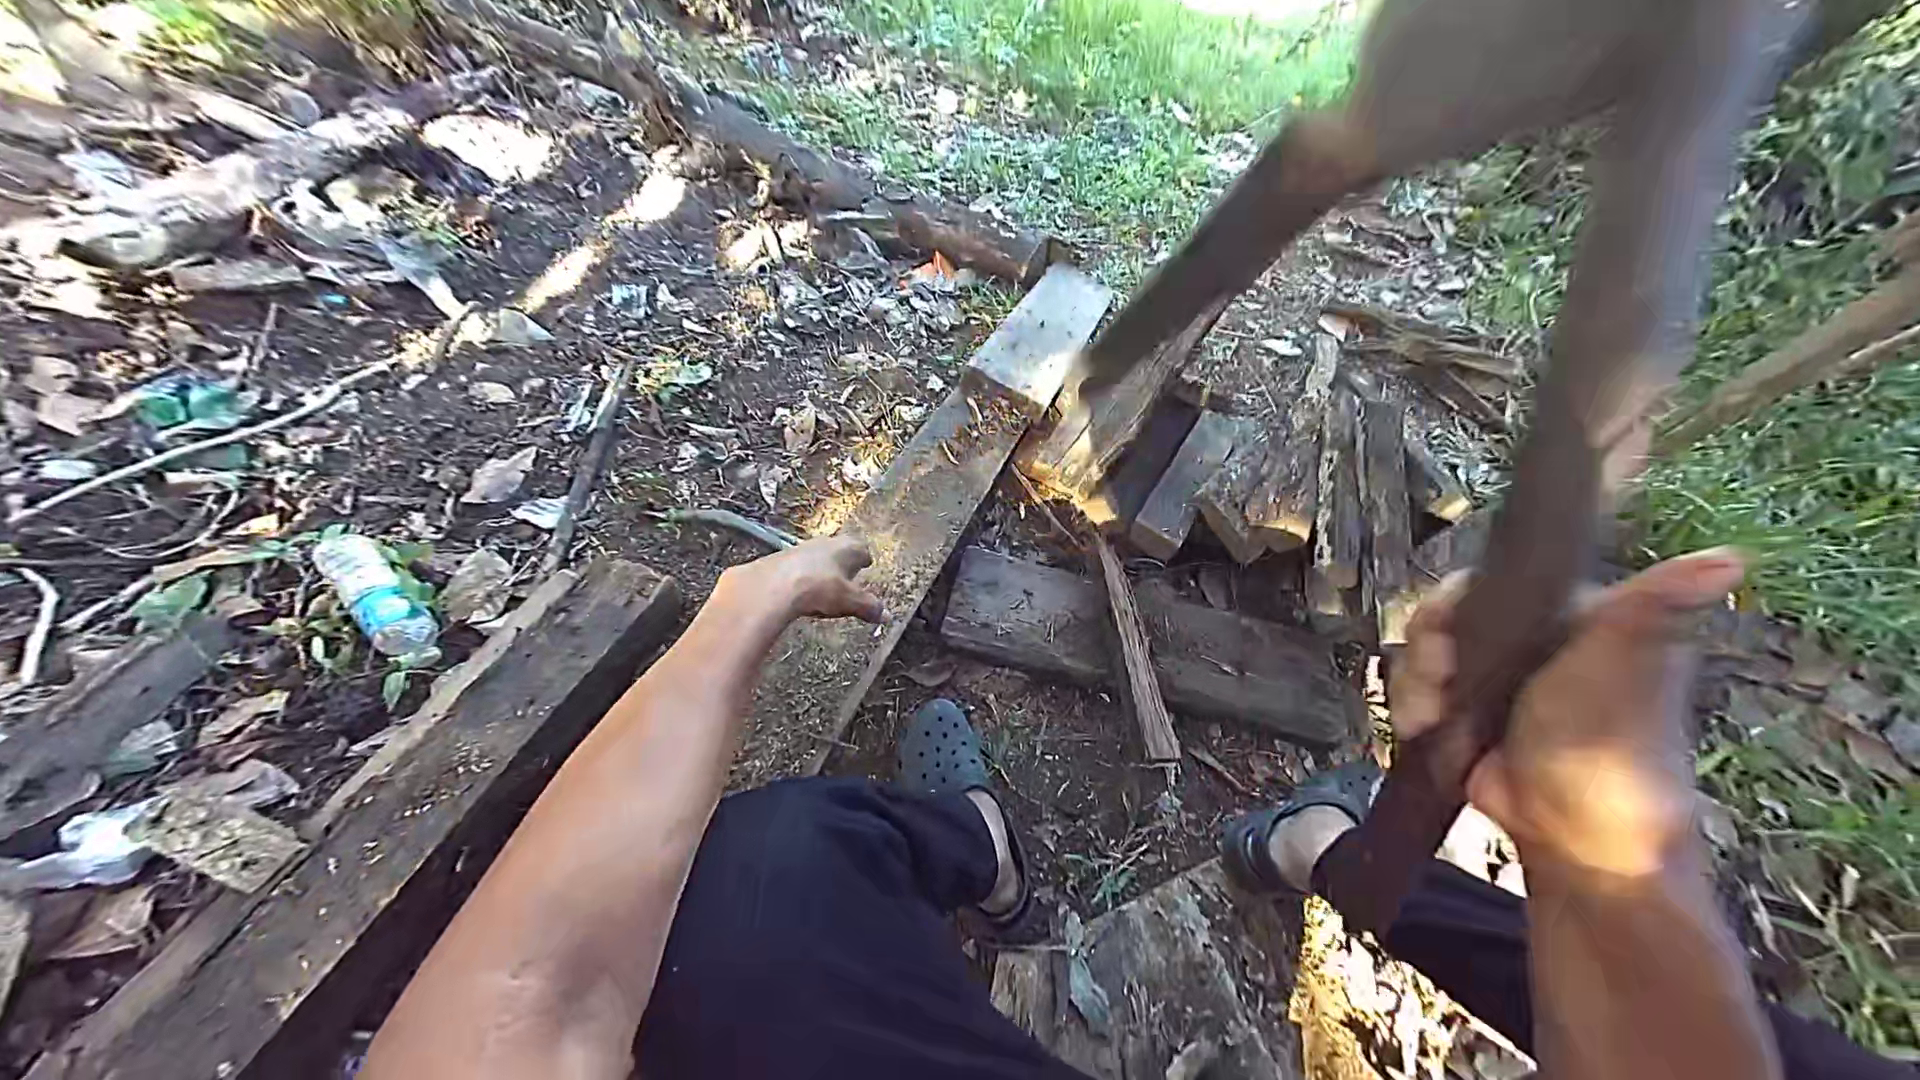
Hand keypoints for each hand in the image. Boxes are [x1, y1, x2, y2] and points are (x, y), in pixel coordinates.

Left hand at [724, 536, 885, 623]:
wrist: (769, 587)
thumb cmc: (818, 588)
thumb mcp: (849, 601)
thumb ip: (868, 607)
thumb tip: (886, 615)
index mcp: (845, 547)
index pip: (861, 549)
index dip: (863, 558)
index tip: (866, 563)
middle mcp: (822, 543)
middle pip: (837, 550)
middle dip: (842, 562)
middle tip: (847, 574)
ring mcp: (797, 550)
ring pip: (814, 557)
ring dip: (820, 569)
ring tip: (823, 585)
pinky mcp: (776, 562)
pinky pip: (795, 569)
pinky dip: (800, 578)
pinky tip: (799, 592)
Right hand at [1390, 549, 1744, 879]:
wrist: (1569, 833)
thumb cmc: (1601, 745)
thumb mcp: (1620, 671)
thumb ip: (1646, 612)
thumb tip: (1729, 558)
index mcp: (1565, 620)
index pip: (1483, 584)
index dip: (1451, 602)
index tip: (1446, 635)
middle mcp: (1522, 642)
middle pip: (1440, 618)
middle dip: (1428, 652)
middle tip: (1443, 683)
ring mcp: (1485, 676)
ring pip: (1418, 652)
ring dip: (1416, 686)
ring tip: (1434, 721)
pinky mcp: (1458, 707)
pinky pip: (1410, 684)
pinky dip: (1410, 705)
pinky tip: (1425, 729)